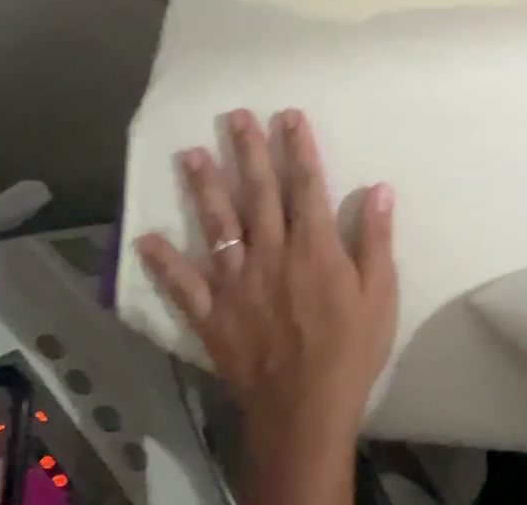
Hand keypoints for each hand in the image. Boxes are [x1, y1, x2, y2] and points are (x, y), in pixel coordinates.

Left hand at [137, 109, 397, 504]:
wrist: (304, 410)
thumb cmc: (350, 349)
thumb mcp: (380, 293)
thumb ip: (375, 239)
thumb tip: (379, 188)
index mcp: (314, 247)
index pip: (306, 185)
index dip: (298, 148)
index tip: (288, 116)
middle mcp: (271, 254)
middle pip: (258, 193)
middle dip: (248, 152)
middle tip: (234, 116)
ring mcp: (237, 284)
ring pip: (218, 226)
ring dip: (204, 188)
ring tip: (192, 154)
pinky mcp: (212, 315)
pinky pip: (183, 286)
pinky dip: (164, 263)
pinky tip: (146, 240)